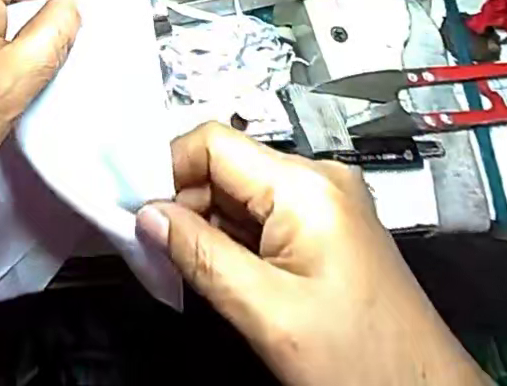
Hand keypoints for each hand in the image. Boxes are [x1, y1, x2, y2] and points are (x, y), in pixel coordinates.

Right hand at [136, 123, 486, 385]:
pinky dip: (230, 237)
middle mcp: (316, 179)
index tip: (140, 210)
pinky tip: (218, 269)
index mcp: (305, 186)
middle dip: (185, 201)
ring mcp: (323, 202)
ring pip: (237, 191)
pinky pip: (259, 214)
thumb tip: (145, 215)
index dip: (168, 169)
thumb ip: (199, 256)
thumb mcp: (269, 314)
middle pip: (223, 165)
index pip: (212, 143)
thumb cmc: (366, 370)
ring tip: (184, 264)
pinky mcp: (324, 226)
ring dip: (205, 223)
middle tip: (157, 246)